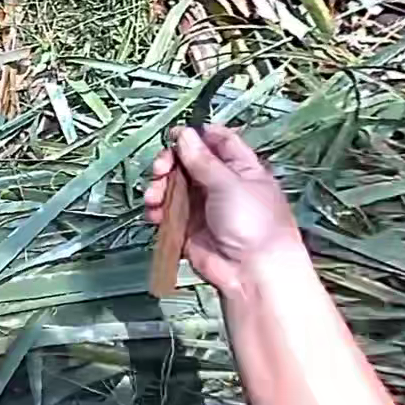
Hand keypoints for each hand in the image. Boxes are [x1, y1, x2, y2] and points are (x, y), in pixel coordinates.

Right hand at [143, 124, 306, 297]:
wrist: (251, 271)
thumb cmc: (251, 221)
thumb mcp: (228, 183)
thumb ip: (201, 159)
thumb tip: (183, 133)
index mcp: (238, 168)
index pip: (216, 141)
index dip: (196, 135)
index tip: (174, 135)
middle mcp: (218, 184)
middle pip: (186, 162)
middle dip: (168, 163)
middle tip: (159, 170)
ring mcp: (201, 206)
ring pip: (171, 186)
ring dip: (158, 187)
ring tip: (154, 198)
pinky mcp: (186, 227)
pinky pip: (165, 211)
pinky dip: (157, 210)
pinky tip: (155, 214)